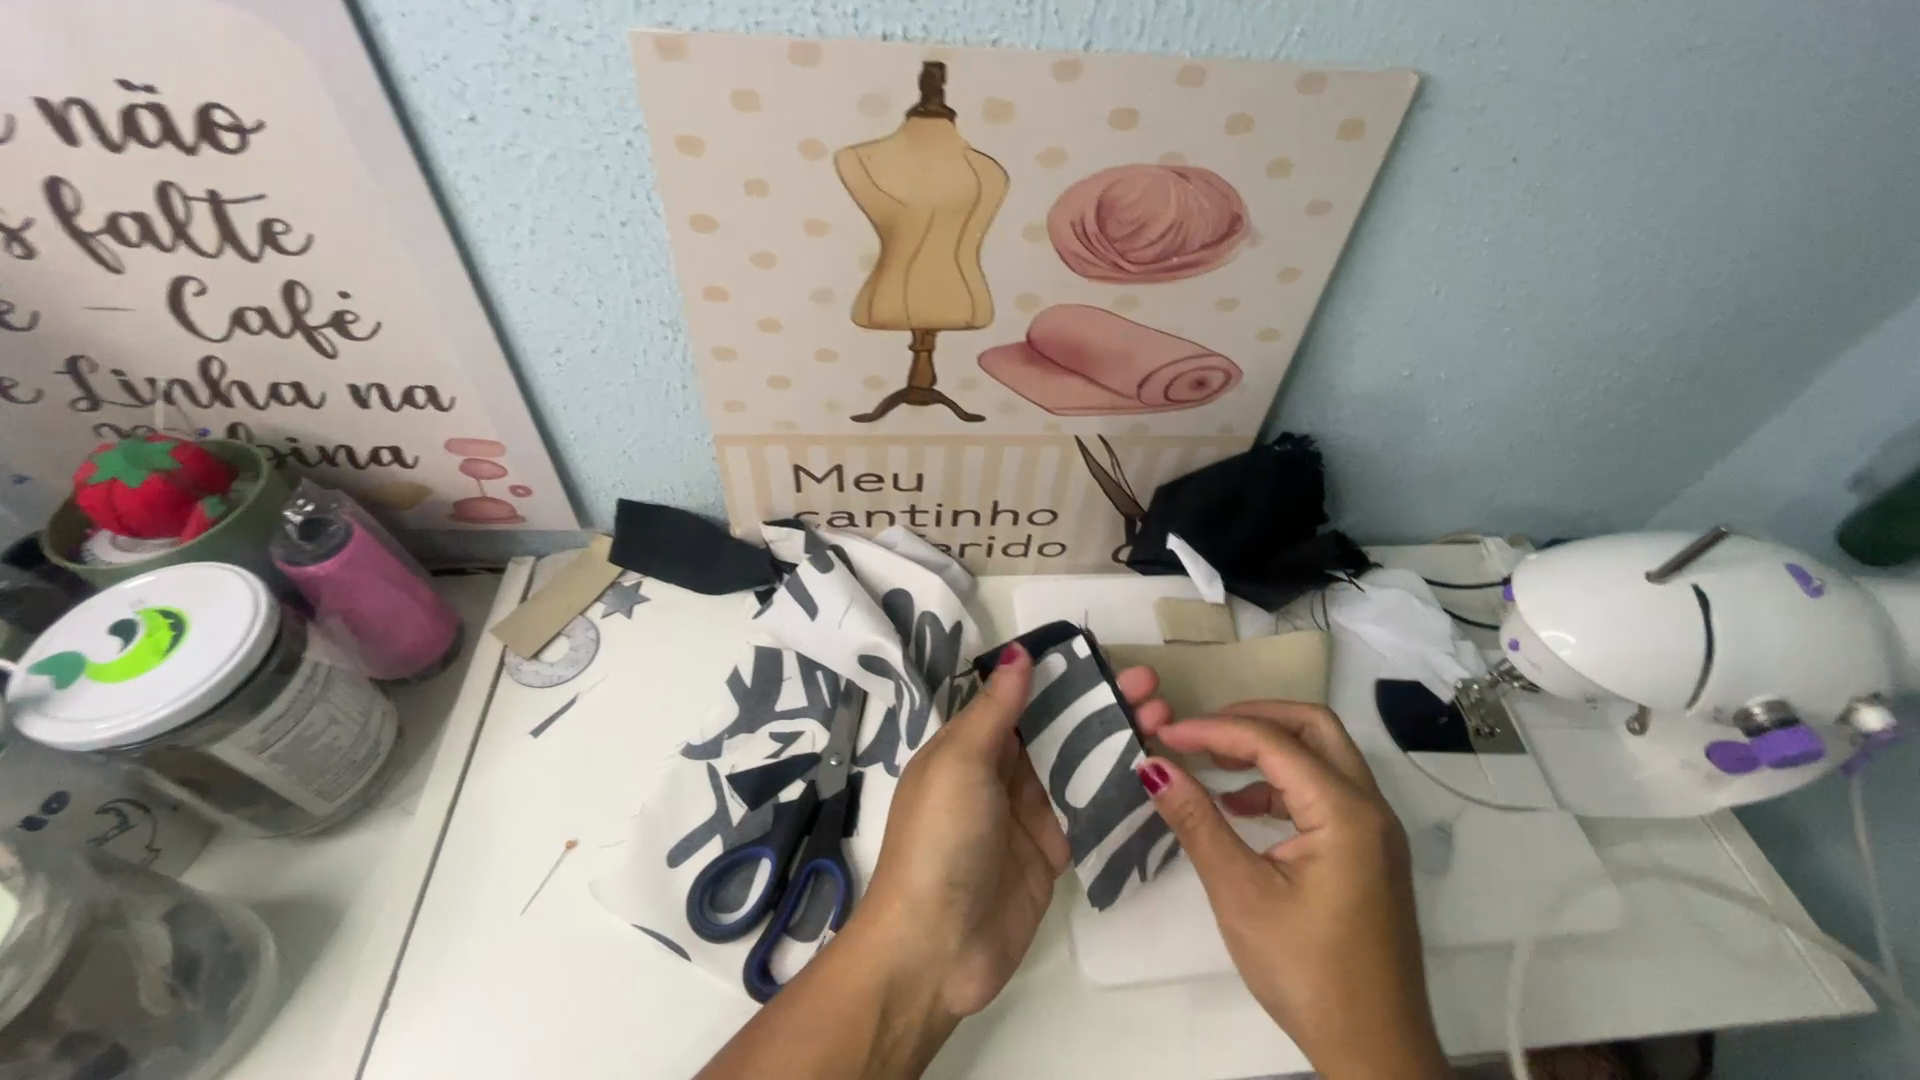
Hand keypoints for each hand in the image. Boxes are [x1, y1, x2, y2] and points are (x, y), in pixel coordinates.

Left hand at [850, 644, 1168, 1018]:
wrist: (935, 949)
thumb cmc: (940, 840)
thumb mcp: (960, 764)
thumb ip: (995, 711)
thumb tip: (1018, 653)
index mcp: (967, 746)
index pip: (1019, 698)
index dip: (1060, 675)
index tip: (1106, 655)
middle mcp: (996, 775)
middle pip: (1055, 728)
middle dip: (1100, 703)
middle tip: (1150, 686)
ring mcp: (1026, 816)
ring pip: (1077, 766)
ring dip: (1116, 740)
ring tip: (1163, 717)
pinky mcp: (1050, 853)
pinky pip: (1088, 813)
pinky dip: (1118, 791)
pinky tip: (1154, 770)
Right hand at [1135, 701, 1448, 1079]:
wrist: (1375, 1049)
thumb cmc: (1306, 971)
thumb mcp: (1240, 893)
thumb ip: (1197, 821)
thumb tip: (1153, 767)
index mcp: (1344, 812)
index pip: (1272, 742)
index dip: (1212, 730)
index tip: (1163, 736)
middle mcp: (1369, 807)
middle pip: (1313, 728)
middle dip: (1252, 719)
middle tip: (1200, 734)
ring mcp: (1374, 830)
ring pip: (1322, 756)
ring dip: (1268, 750)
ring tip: (1212, 765)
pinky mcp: (1368, 852)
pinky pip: (1325, 791)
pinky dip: (1282, 783)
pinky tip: (1242, 807)